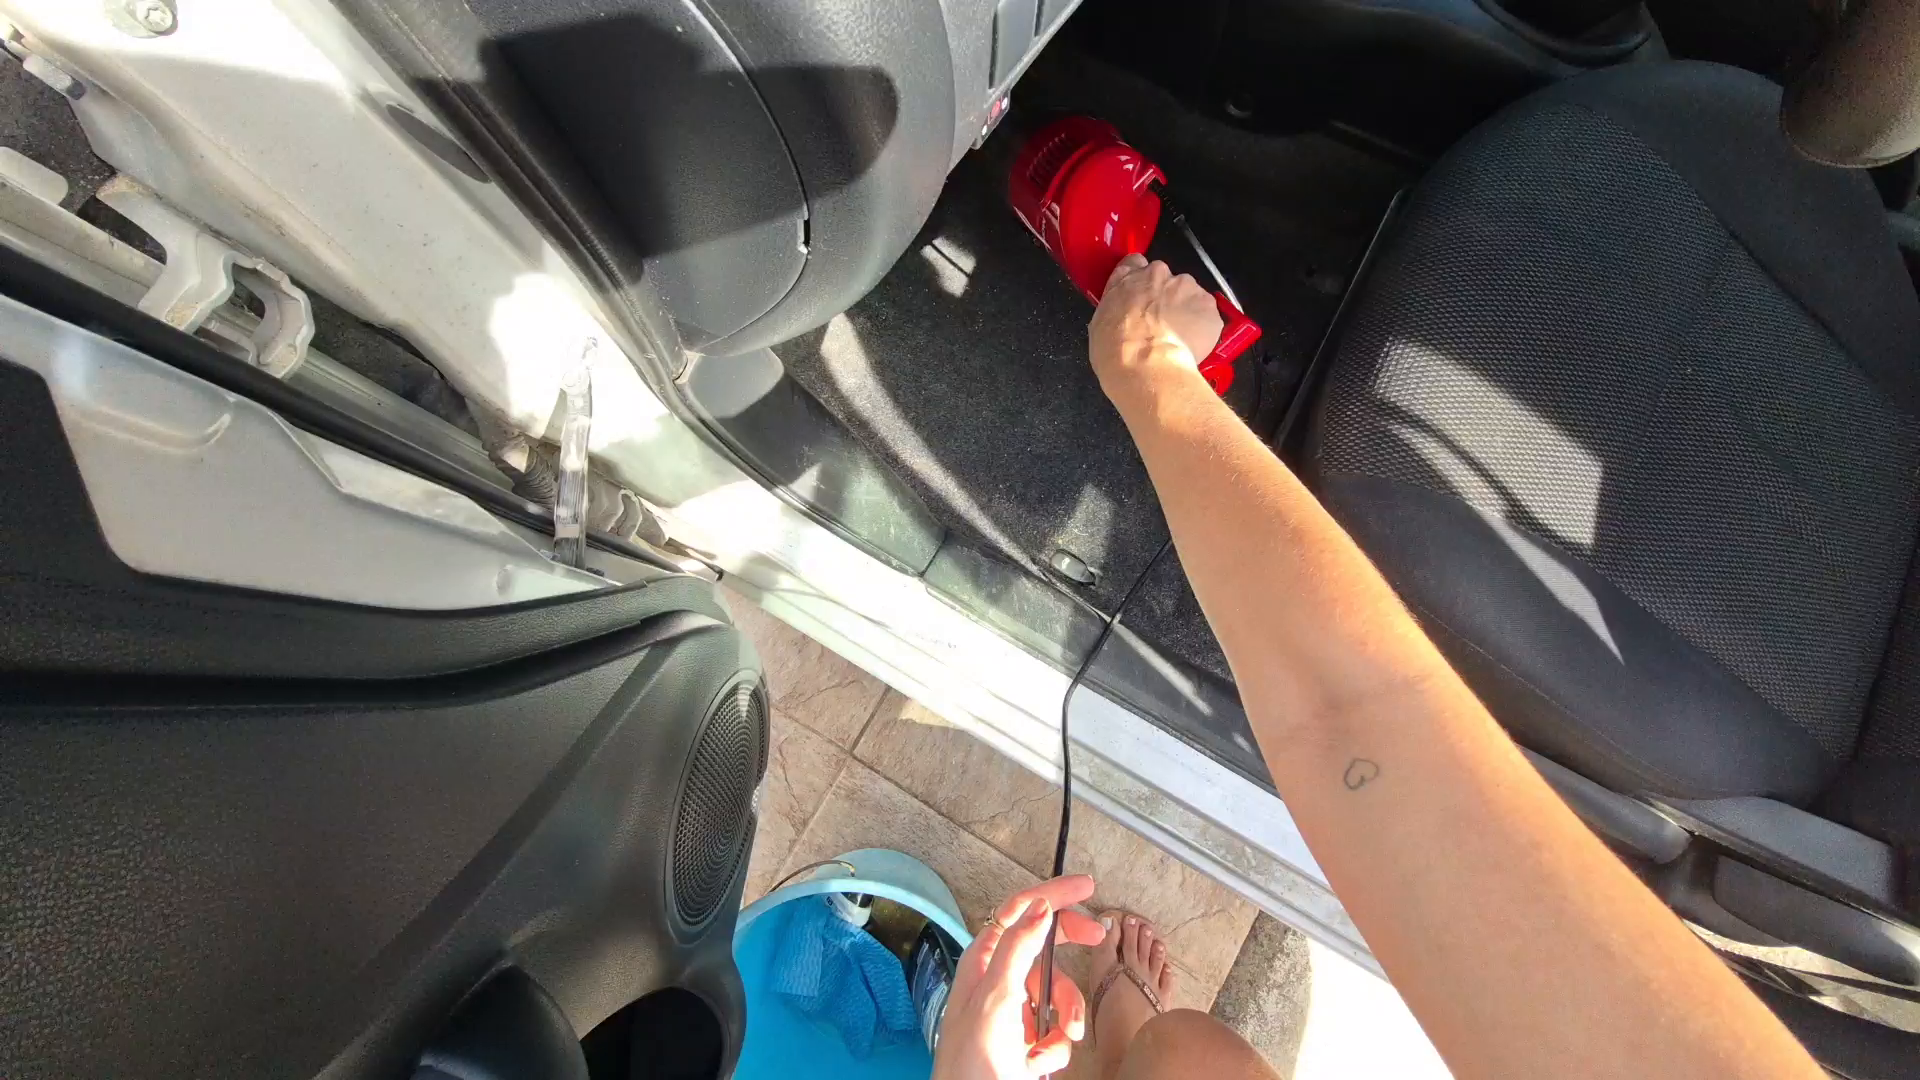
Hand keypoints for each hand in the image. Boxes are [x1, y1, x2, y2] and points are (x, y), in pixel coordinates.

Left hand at [932, 875, 1106, 1079]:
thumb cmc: (974, 1062)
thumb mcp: (997, 999)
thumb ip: (1018, 949)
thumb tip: (1041, 905)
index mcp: (985, 958)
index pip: (1020, 909)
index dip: (1053, 893)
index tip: (1087, 886)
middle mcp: (998, 977)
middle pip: (1042, 943)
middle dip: (1069, 947)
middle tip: (1097, 939)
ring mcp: (1012, 1009)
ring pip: (1054, 989)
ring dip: (1067, 1012)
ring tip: (1065, 1036)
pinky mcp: (1023, 1039)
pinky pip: (1053, 1027)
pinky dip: (1057, 1044)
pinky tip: (1043, 1062)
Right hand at [1088, 255, 1222, 403]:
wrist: (1145, 366)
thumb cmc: (1116, 351)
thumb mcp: (1099, 327)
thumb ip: (1114, 311)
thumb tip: (1120, 320)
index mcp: (1127, 278)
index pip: (1133, 263)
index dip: (1137, 281)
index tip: (1138, 296)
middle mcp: (1158, 275)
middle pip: (1164, 280)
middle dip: (1163, 299)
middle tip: (1158, 325)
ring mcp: (1186, 287)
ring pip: (1189, 296)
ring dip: (1184, 313)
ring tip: (1175, 341)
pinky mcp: (1208, 306)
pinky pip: (1206, 316)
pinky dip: (1201, 329)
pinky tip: (1189, 347)